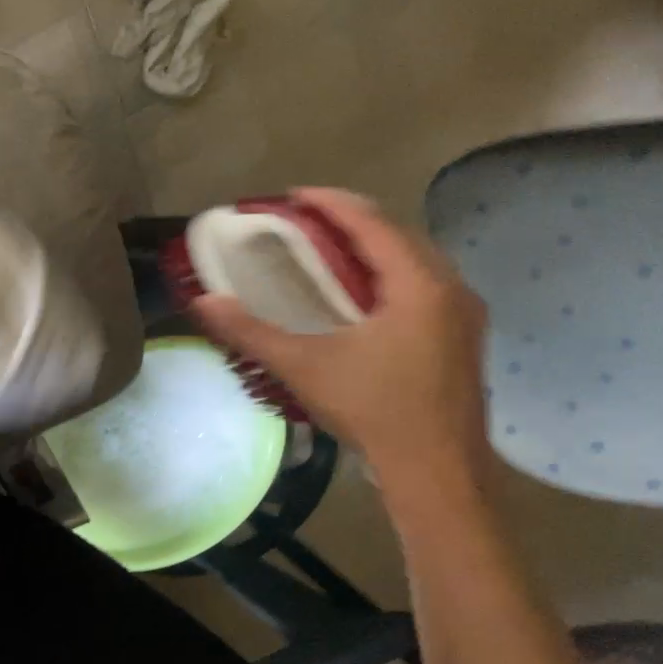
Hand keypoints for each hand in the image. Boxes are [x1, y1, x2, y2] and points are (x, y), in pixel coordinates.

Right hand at [191, 188, 490, 481]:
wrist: (436, 467)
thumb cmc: (373, 409)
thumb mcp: (302, 366)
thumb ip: (250, 331)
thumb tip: (202, 301)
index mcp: (419, 287)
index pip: (374, 225)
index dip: (331, 204)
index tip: (290, 196)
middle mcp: (449, 290)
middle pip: (398, 236)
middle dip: (349, 221)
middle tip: (300, 220)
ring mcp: (460, 315)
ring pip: (411, 261)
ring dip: (367, 248)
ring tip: (321, 248)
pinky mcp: (457, 337)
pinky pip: (418, 284)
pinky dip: (382, 273)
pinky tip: (354, 290)